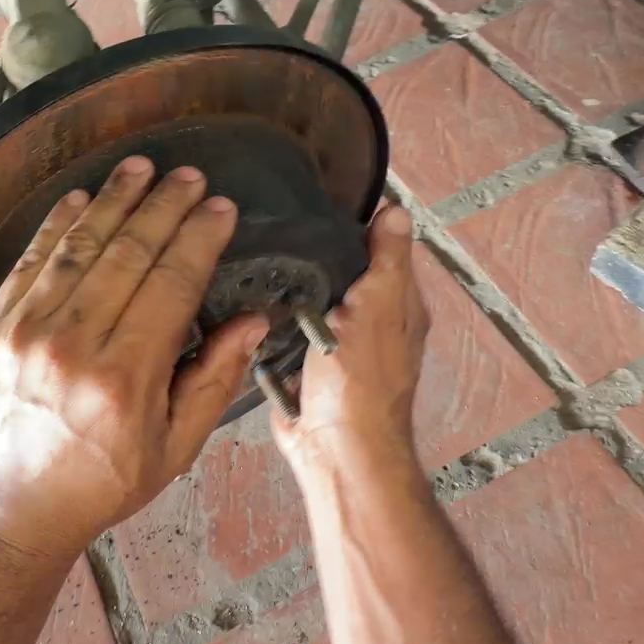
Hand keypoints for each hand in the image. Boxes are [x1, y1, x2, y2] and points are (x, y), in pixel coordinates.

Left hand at [0, 156, 271, 560]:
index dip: (199, 239)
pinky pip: (31, 259)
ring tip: (141, 168)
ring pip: (80, 246)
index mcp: (124, 379)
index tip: (220, 208)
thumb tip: (252, 321)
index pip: (171, 284)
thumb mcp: (175, 446)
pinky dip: (58, 223)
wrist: (17, 501)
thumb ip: (215, 380)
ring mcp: (27, 331)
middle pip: (127, 254)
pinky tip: (82, 195)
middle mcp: (73, 346)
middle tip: (188, 177)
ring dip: (114, 200)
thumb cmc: (105, 478)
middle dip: (164, 207)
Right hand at [272, 207, 429, 478]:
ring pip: (311, 297)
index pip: (383, 249)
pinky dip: (273, 312)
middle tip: (271, 221)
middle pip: (342, 272)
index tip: (315, 198)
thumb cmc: (360, 375)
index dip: (357, 224)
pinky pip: (286, 325)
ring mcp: (334, 343)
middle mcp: (370, 320)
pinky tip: (246, 291)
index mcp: (398, 305)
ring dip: (288, 280)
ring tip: (253, 246)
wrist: (332, 446)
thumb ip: (386, 261)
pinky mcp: (301, 361)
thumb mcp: (379, 308)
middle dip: (313, 250)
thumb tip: (398, 209)